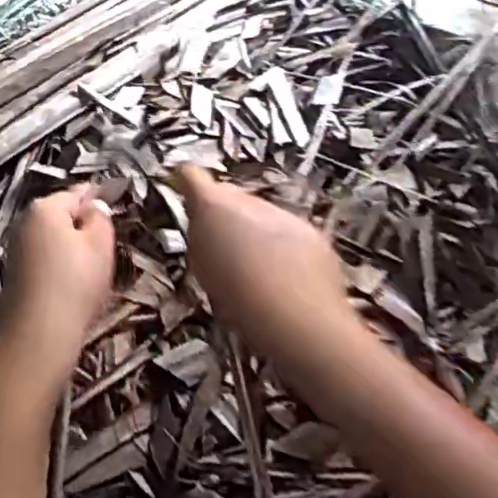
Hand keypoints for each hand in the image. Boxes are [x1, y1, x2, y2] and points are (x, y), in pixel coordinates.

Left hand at [0, 184, 114, 369]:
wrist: (39, 332)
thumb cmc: (75, 283)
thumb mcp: (100, 246)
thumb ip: (100, 218)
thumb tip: (94, 205)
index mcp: (44, 207)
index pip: (76, 193)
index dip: (96, 197)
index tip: (112, 201)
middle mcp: (24, 219)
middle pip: (59, 213)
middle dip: (80, 221)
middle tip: (105, 240)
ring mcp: (14, 243)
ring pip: (49, 234)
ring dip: (67, 242)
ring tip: (90, 262)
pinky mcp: (12, 268)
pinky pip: (40, 254)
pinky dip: (55, 259)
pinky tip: (68, 279)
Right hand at [172, 164, 356, 361]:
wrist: (300, 322)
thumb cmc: (237, 295)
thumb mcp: (200, 262)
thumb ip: (198, 231)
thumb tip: (200, 219)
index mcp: (212, 203)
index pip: (191, 175)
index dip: (187, 183)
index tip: (185, 197)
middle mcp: (248, 200)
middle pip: (229, 194)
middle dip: (224, 212)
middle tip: (221, 243)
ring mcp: (283, 213)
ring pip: (260, 212)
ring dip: (254, 228)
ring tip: (255, 264)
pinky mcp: (312, 232)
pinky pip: (287, 229)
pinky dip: (282, 243)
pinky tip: (285, 273)